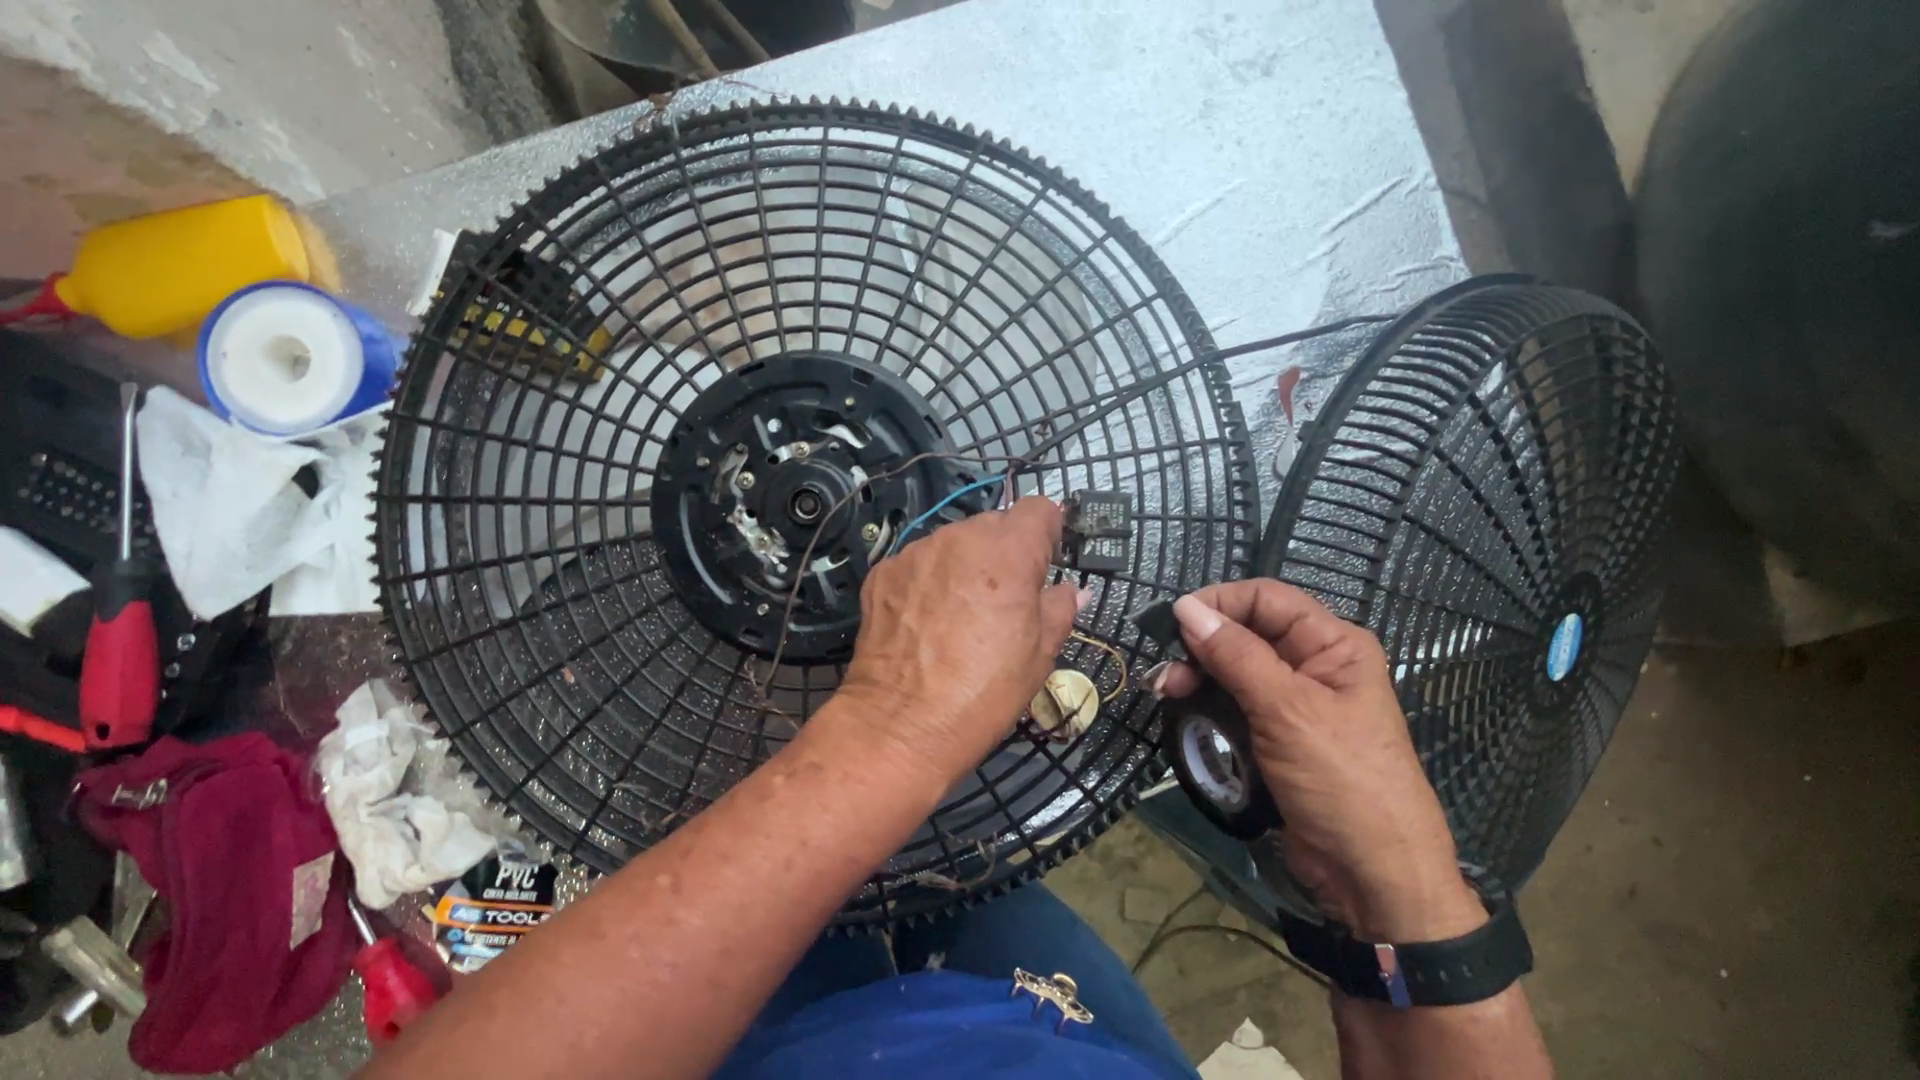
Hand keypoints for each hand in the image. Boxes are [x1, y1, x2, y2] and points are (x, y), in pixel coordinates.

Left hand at [833, 495, 1082, 784]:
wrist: (901, 725)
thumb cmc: (984, 692)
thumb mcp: (1040, 655)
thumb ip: (1059, 609)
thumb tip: (1070, 590)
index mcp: (1008, 553)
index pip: (1038, 508)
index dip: (1047, 531)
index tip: (1047, 558)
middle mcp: (960, 539)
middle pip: (993, 526)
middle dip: (1004, 553)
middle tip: (1005, 599)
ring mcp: (916, 553)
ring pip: (953, 544)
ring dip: (964, 565)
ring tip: (960, 614)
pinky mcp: (882, 573)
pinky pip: (918, 564)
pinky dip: (927, 582)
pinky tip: (926, 621)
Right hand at [1156, 581, 1484, 941]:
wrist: (1372, 873)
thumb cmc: (1341, 781)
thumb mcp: (1287, 710)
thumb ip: (1235, 655)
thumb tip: (1186, 607)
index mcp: (1333, 645)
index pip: (1267, 599)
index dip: (1219, 603)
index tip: (1172, 623)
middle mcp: (1314, 665)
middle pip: (1245, 632)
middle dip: (1202, 645)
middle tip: (1166, 674)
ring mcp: (1293, 703)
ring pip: (1232, 670)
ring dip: (1197, 676)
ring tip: (1166, 694)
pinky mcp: (1275, 737)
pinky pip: (1233, 705)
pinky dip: (1206, 705)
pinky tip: (1183, 713)